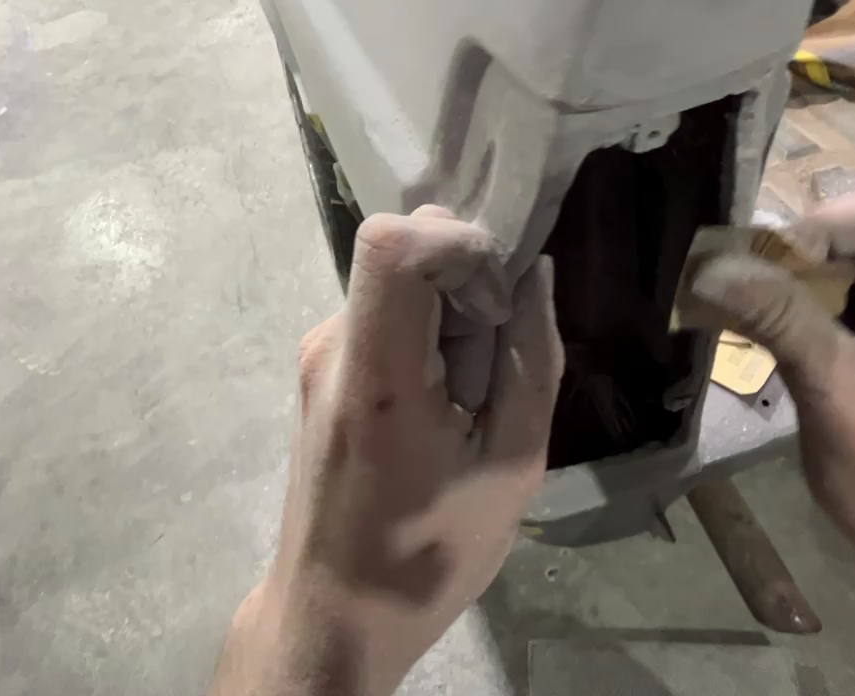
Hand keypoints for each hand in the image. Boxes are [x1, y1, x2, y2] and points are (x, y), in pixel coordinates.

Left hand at [211, 207, 563, 695]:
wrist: (333, 612)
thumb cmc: (428, 555)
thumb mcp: (512, 467)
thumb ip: (531, 360)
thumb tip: (536, 273)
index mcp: (375, 373)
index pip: (393, 241)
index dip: (462, 247)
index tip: (496, 312)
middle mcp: (333, 342)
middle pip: (404, 248)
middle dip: (468, 285)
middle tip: (486, 369)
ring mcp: (319, 348)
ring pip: (401, 277)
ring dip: (451, 316)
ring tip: (462, 399)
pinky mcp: (322, 361)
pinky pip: (387, 307)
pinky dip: (427, 332)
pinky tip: (437, 402)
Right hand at [684, 182, 854, 695]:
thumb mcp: (832, 391)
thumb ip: (775, 315)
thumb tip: (706, 264)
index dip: (824, 224)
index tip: (767, 264)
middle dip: (820, 248)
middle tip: (763, 282)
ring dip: (826, 274)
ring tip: (780, 306)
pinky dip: (842, 301)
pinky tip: (812, 331)